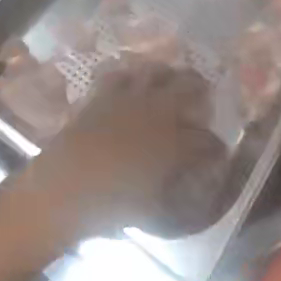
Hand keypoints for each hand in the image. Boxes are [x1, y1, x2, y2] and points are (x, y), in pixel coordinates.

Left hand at [19, 60, 225, 237]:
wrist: (62, 188)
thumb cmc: (109, 207)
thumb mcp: (150, 210)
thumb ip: (172, 196)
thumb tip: (184, 193)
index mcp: (174, 142)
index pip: (206, 140)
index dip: (215, 147)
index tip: (218, 153)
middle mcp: (157, 112)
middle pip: (190, 87)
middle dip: (202, 92)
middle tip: (204, 100)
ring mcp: (129, 99)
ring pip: (157, 71)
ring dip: (169, 75)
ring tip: (172, 82)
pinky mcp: (102, 96)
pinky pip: (120, 74)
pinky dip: (129, 76)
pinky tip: (131, 83)